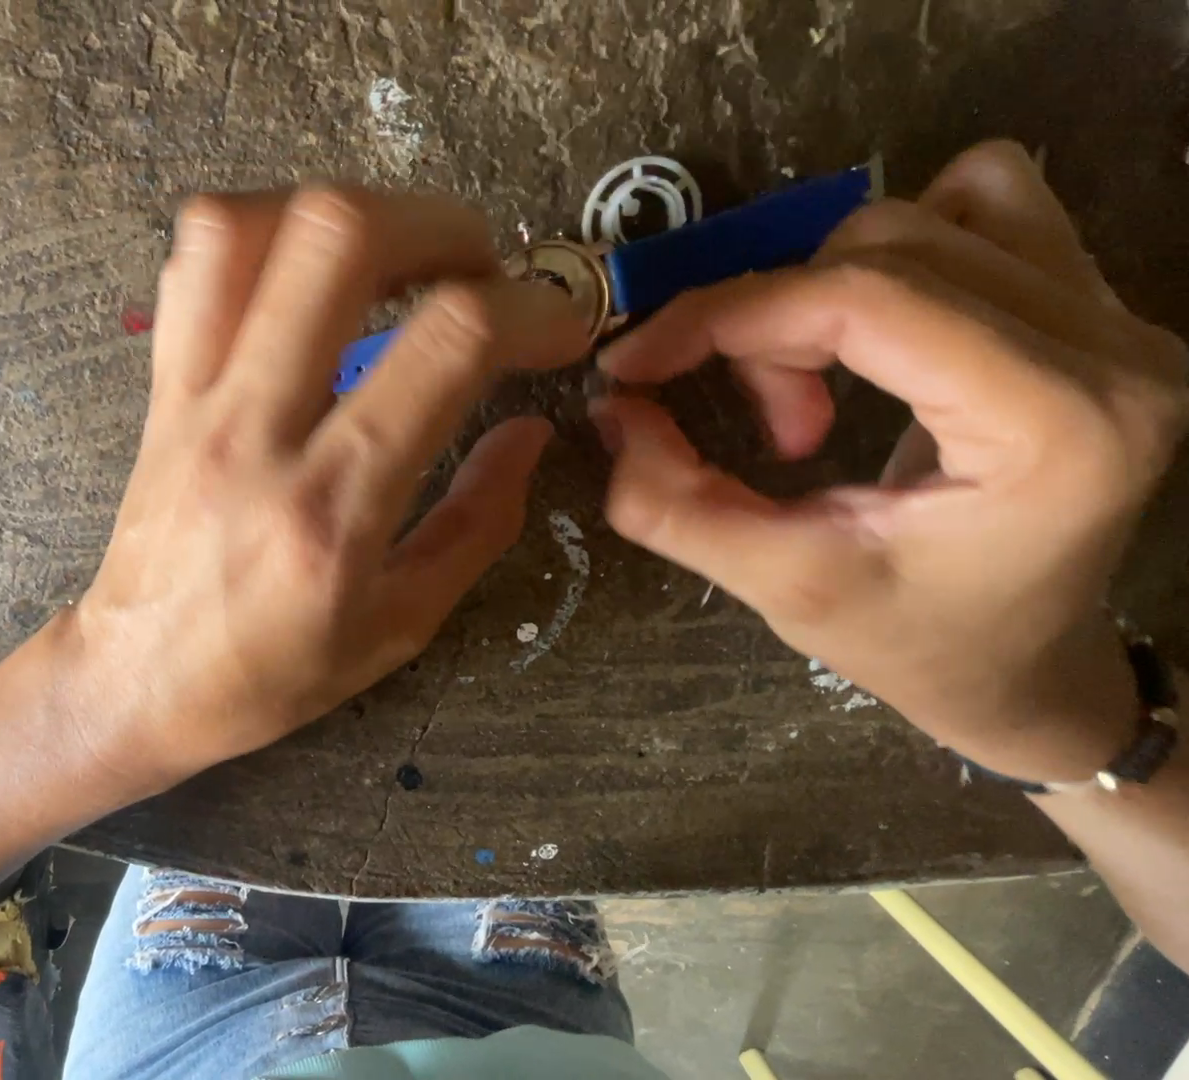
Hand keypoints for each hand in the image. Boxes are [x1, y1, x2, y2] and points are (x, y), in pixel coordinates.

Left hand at [64, 189, 589, 785]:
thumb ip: (477, 524)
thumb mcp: (397, 628)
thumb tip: (528, 432)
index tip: (556, 324)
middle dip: (435, 219)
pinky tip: (300, 277)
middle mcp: (255, 429)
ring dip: (336, 211)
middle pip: (336, 239)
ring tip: (387, 258)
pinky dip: (256, 235)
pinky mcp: (158, 392)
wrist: (132, 682)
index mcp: (333, 504)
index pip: (447, 342)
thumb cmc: (266, 674)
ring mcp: (192, 400)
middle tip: (474, 264)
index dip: (530, 307)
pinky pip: (191, 269)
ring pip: (244, 229)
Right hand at [593, 141, 1188, 780]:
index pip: (864, 300)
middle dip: (766, 324)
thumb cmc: (909, 639)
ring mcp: (1112, 315)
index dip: (721, 316)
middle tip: (749, 418)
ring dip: (815, 293)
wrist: (1018, 662)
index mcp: (1053, 426)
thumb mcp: (774, 582)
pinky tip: (862, 326)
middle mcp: (1109, 346)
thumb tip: (613, 406)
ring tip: (802, 389)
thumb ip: (669, 500)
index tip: (631, 364)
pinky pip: (983, 206)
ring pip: (923, 217)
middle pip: (883, 249)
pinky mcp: (1088, 307)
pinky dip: (887, 253)